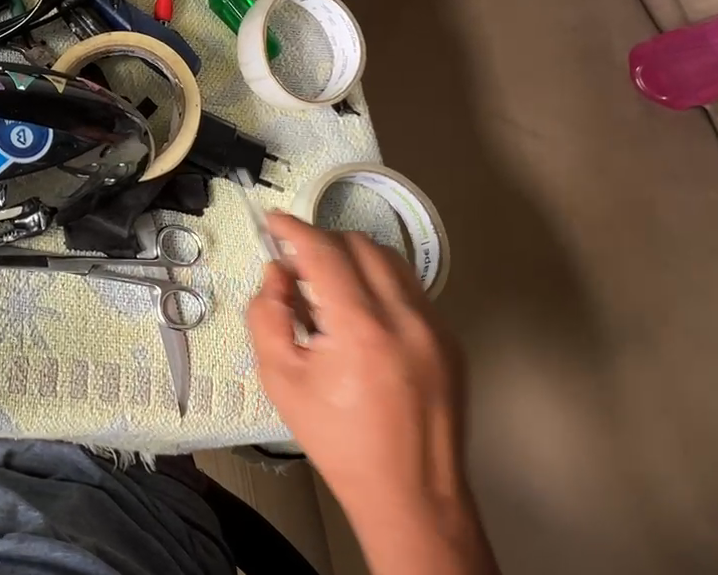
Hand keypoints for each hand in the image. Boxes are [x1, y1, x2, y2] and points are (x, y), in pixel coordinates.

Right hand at [246, 212, 496, 574]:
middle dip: (322, 241)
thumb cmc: (338, 441)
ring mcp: (435, 329)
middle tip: (296, 262)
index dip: (294, 229)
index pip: (323, 251)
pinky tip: (359, 315)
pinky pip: (410, 290)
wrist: (412, 495)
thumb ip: (267, 316)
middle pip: (360, 244)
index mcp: (360, 329)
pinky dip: (378, 284)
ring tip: (328, 286)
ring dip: (353, 258)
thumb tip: (277, 274)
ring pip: (390, 261)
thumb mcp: (280, 380)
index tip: (274, 222)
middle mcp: (405, 318)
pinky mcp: (450, 343)